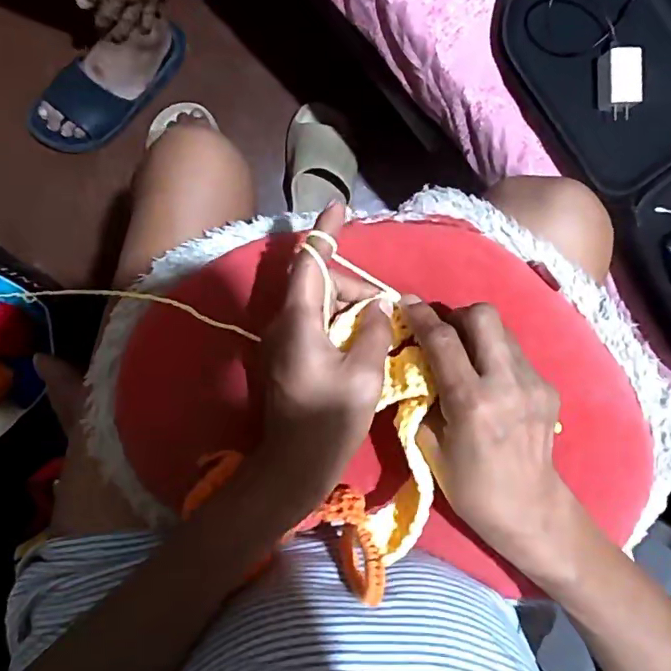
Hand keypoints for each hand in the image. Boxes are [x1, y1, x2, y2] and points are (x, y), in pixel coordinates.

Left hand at [76, 0, 175, 41]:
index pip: (109, 14)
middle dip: (122, 31)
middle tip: (118, 41)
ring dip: (144, 24)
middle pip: (129, 19)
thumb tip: (82, 6)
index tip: (99, 32)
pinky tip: (160, 9)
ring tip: (143, 33)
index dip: (103, 24)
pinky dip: (160, 7)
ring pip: (148, 13)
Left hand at [258, 204, 391, 489]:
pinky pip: (315, 324)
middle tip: (387, 308)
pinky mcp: (287, 356)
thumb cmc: (329, 421)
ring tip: (380, 326)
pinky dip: (340, 322)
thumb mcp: (364, 374)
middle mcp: (284, 323)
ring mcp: (282, 340)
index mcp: (299, 321)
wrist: (293, 465)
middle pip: (319, 283)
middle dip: (354, 286)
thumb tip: (376, 307)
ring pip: (319, 304)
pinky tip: (363, 339)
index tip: (339, 205)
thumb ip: (372, 331)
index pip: (310, 262)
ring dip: (349, 306)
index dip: (326, 233)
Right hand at [403, 301, 576, 574]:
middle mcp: (506, 383)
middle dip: (457, 314)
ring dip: (478, 333)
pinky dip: (496, 356)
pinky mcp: (548, 388)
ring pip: (503, 330)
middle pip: (483, 316)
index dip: (421, 316)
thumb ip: (423, 399)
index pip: (443, 340)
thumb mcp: (431, 447)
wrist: (529, 508)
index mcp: (472, 402)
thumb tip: (415, 364)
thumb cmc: (471, 487)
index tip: (406, 302)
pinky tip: (489, 380)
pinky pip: (516, 354)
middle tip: (442, 331)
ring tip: (465, 353)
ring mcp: (533, 383)